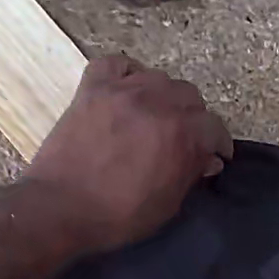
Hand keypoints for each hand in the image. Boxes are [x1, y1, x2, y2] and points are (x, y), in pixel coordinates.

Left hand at [23, 54, 233, 252]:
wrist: (60, 209)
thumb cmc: (121, 215)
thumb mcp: (169, 202)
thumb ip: (192, 173)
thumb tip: (209, 159)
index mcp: (181, 134)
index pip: (215, 126)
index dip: (219, 143)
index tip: (216, 155)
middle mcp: (157, 104)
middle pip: (191, 96)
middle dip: (194, 118)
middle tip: (185, 137)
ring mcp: (122, 92)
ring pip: (159, 78)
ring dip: (165, 96)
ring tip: (157, 115)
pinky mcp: (92, 89)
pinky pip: (116, 64)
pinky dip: (128, 73)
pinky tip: (129, 90)